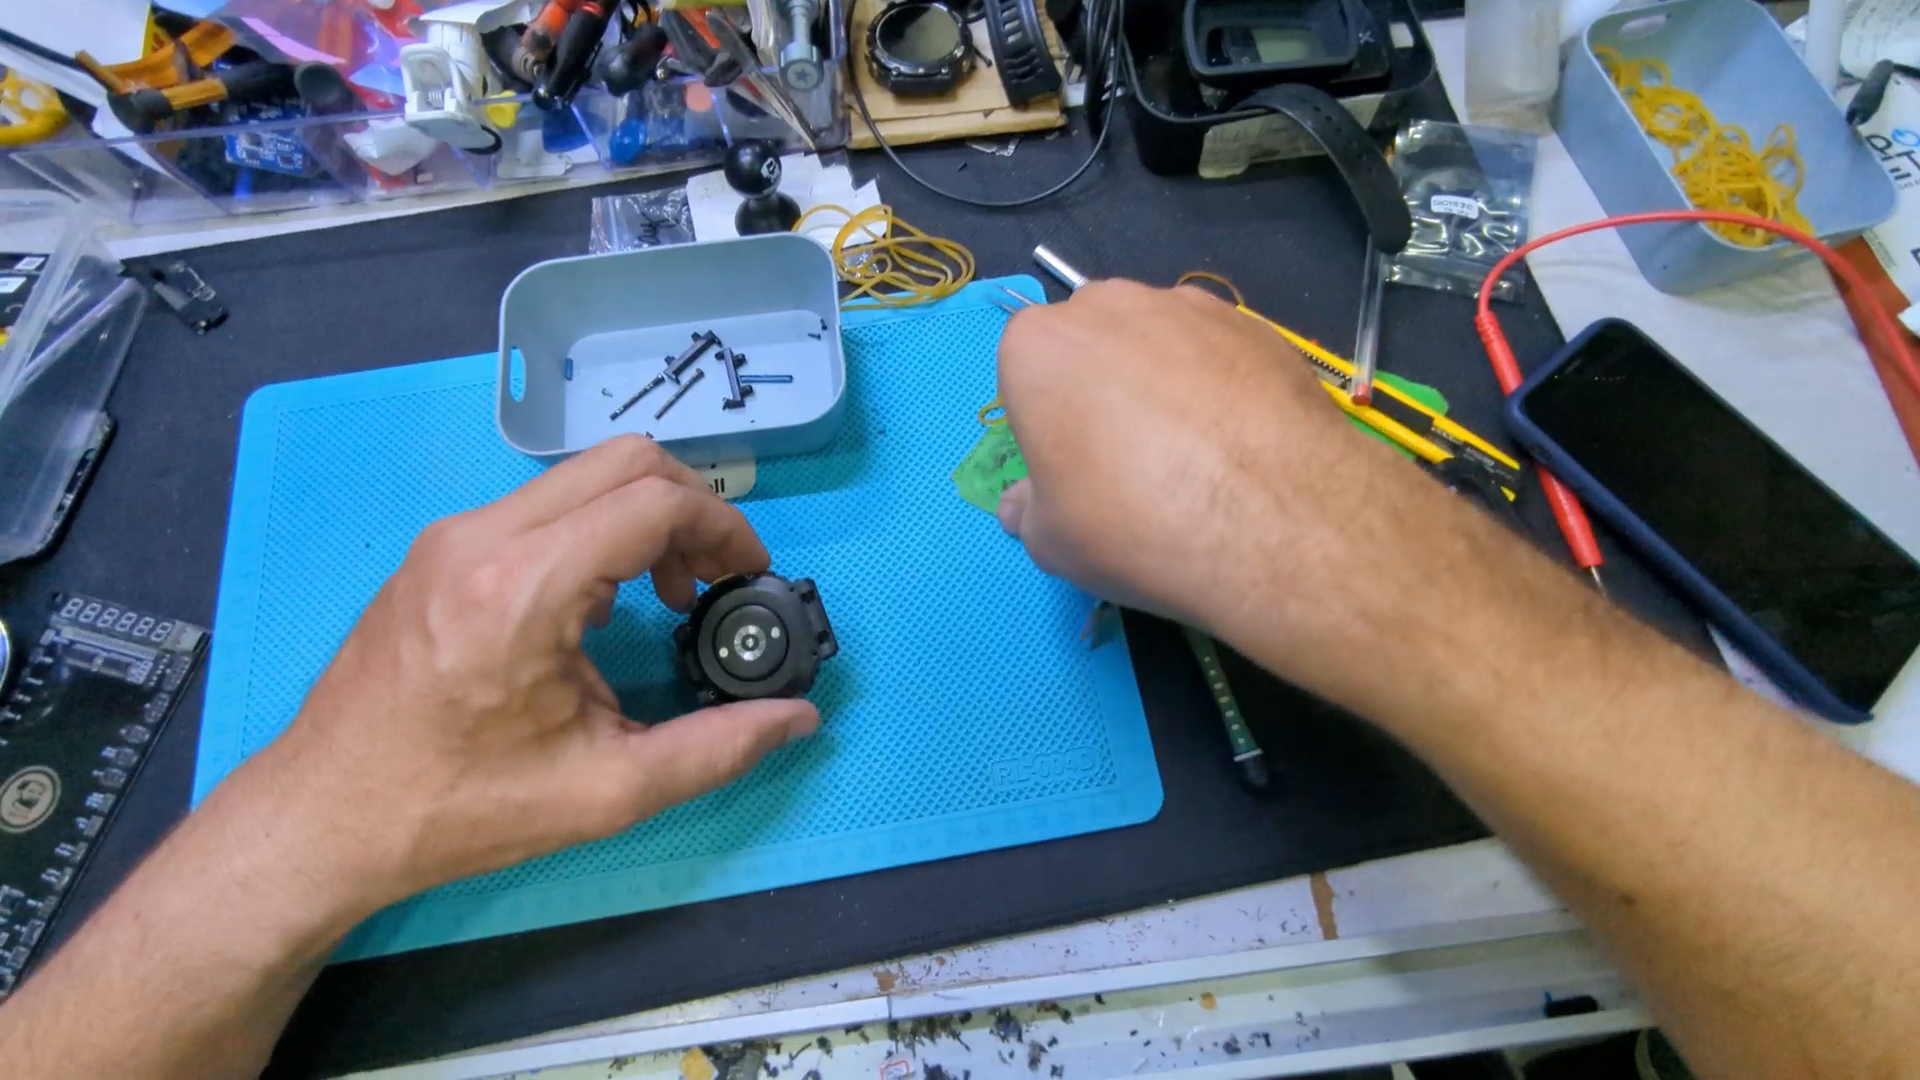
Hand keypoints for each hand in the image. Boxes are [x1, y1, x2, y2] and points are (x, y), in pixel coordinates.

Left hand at [239, 435, 818, 910]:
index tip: (749, 573)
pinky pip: (550, 500)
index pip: (653, 503)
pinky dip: (606, 525)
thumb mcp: (609, 791)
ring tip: (670, 588)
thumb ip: (720, 749)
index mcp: (523, 590)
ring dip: (651, 514)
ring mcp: (456, 534)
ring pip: (588, 473)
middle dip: (694, 507)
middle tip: (716, 575)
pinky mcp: (444, 545)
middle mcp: (484, 537)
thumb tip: (800, 719)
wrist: (321, 819)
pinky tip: (607, 595)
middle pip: (626, 460)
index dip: (724, 528)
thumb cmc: (464, 808)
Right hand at [994, 280, 1471, 688]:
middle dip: (1097, 390)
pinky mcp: (1254, 321)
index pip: (1025, 376)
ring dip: (1157, 382)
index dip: (1045, 425)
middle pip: (1088, 346)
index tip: (1072, 468)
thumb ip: (1028, 511)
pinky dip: (1214, 384)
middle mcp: (1106, 306)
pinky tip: (1234, 440)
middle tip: (1126, 458)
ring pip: (1153, 342)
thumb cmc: (1131, 522)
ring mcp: (1185, 305)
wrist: (1272, 518)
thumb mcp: (1051, 540)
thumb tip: (1023, 505)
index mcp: (1037, 347)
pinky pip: (1213, 351)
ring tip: (1190, 451)